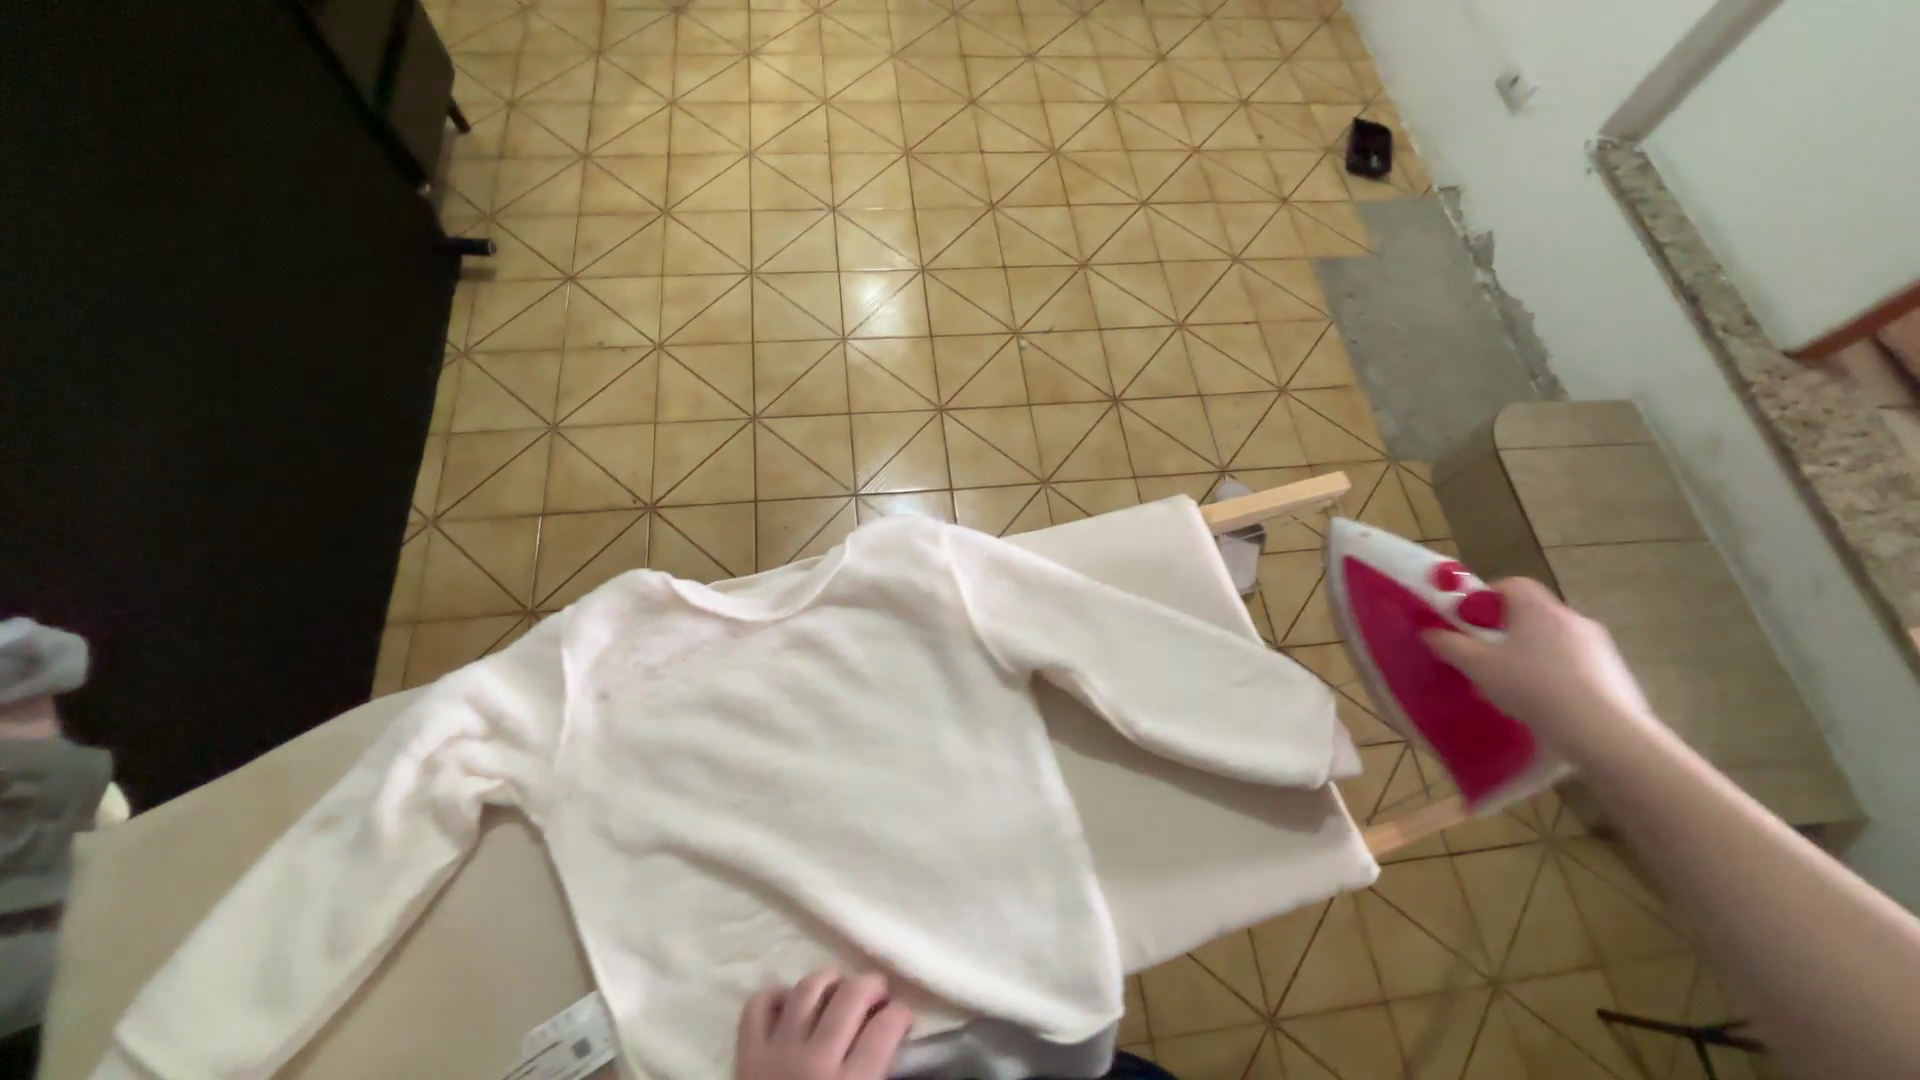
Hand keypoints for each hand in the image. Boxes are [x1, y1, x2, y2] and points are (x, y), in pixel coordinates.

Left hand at [735, 970, 913, 1079]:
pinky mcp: (746, 1055)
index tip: (904, 1020)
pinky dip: (777, 995)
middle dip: (874, 986)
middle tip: (880, 997)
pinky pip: (758, 1006)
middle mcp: (816, 1060)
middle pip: (852, 995)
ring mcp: (778, 1052)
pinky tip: (793, 1005)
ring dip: (831, 979)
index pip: (887, 1027)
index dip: (902, 1015)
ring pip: (809, 988)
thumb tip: (906, 1062)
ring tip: (841, 989)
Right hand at [1420, 578, 1658, 755]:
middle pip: (1531, 611)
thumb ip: (1450, 645)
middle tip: (1487, 655)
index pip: (1511, 584)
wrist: (1603, 730)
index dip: (1486, 598)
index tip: (1471, 623)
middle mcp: (1571, 617)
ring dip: (1532, 651)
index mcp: (1537, 608)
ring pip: (1553, 637)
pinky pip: (1575, 661)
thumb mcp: (1478, 667)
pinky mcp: (1614, 670)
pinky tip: (1546, 700)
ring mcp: (1598, 644)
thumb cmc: (1533, 688)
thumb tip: (1429, 632)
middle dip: (1506, 629)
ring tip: (1516, 683)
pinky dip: (1557, 672)